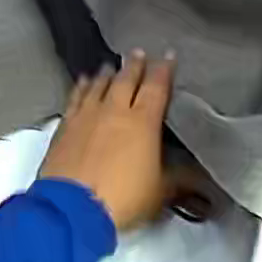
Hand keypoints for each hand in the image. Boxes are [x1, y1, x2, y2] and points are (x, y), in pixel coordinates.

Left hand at [38, 50, 175, 230]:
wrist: (73, 207)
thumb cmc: (122, 198)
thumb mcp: (159, 192)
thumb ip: (178, 178)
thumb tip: (197, 176)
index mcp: (143, 122)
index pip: (156, 88)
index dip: (164, 70)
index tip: (167, 56)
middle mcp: (114, 111)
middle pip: (126, 80)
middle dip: (134, 65)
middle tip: (138, 53)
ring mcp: (86, 116)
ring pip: (99, 86)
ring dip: (107, 73)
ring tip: (111, 65)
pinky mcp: (64, 126)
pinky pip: (75, 98)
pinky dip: (82, 87)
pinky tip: (84, 82)